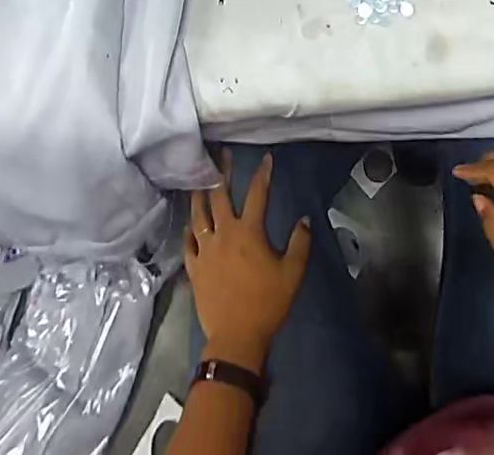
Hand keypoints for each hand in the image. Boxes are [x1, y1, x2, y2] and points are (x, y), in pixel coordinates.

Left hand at [184, 151, 311, 370]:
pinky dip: (188, 230)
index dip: (263, 174)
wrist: (236, 337)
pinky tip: (189, 224)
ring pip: (198, 214)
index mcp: (249, 231)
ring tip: (198, 180)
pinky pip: (188, 243)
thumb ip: (300, 243)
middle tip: (220, 155)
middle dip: (221, 172)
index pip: (258, 194)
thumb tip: (304, 219)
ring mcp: (205, 249)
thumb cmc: (268, 303)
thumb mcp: (293, 273)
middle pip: (220, 195)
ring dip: (199, 195)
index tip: (266, 158)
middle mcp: (224, 233)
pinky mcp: (194, 267)